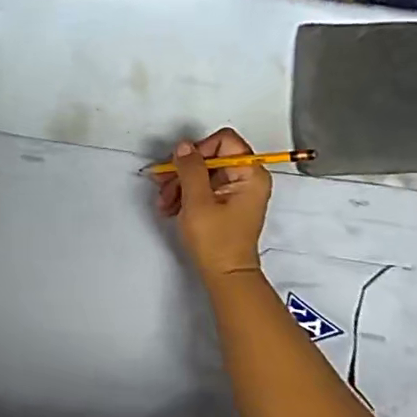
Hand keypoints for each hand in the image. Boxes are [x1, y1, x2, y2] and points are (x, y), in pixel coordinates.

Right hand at [154, 127, 270, 278]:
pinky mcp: (225, 201)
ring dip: (179, 183)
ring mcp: (236, 190)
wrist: (224, 274)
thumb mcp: (197, 201)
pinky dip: (184, 193)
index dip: (199, 150)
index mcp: (250, 174)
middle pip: (210, 156)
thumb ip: (190, 168)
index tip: (183, 166)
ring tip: (165, 202)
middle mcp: (247, 178)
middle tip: (165, 185)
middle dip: (183, 169)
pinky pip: (202, 186)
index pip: (225, 141)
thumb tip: (184, 146)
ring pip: (202, 171)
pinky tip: (171, 207)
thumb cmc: (217, 242)